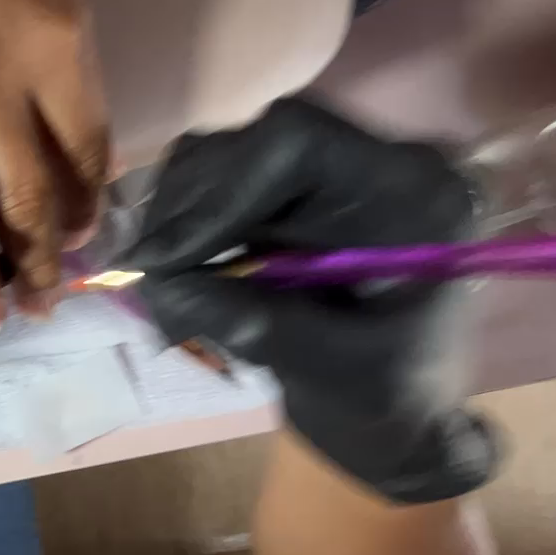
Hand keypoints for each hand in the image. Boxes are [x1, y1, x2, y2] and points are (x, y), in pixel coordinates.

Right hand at [125, 98, 497, 502]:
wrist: (389, 411)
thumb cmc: (380, 394)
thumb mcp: (321, 364)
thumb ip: (246, 319)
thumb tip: (158, 283)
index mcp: (406, 193)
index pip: (294, 143)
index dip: (216, 192)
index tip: (164, 261)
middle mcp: (361, 167)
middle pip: (239, 147)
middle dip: (179, 215)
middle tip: (150, 281)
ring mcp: (313, 182)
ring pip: (208, 165)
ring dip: (167, 227)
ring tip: (162, 289)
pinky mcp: (274, 202)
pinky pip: (199, 194)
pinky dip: (170, 236)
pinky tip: (171, 278)